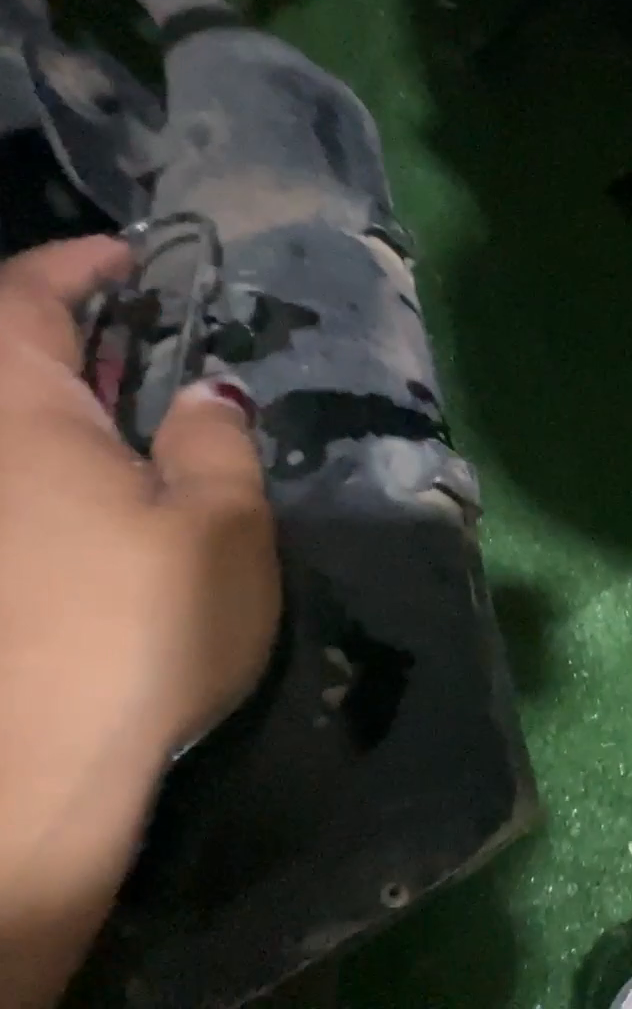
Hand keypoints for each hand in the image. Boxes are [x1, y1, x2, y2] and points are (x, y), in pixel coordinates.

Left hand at [0, 236, 278, 769]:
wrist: (39, 765)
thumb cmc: (146, 624)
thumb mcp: (219, 525)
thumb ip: (213, 443)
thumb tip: (207, 390)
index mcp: (19, 419)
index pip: (19, 302)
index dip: (73, 265)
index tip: (135, 257)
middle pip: (3, 358)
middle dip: (68, 328)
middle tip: (154, 336)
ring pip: (11, 419)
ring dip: (64, 392)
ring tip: (139, 402)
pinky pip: (15, 470)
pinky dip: (55, 447)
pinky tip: (110, 472)